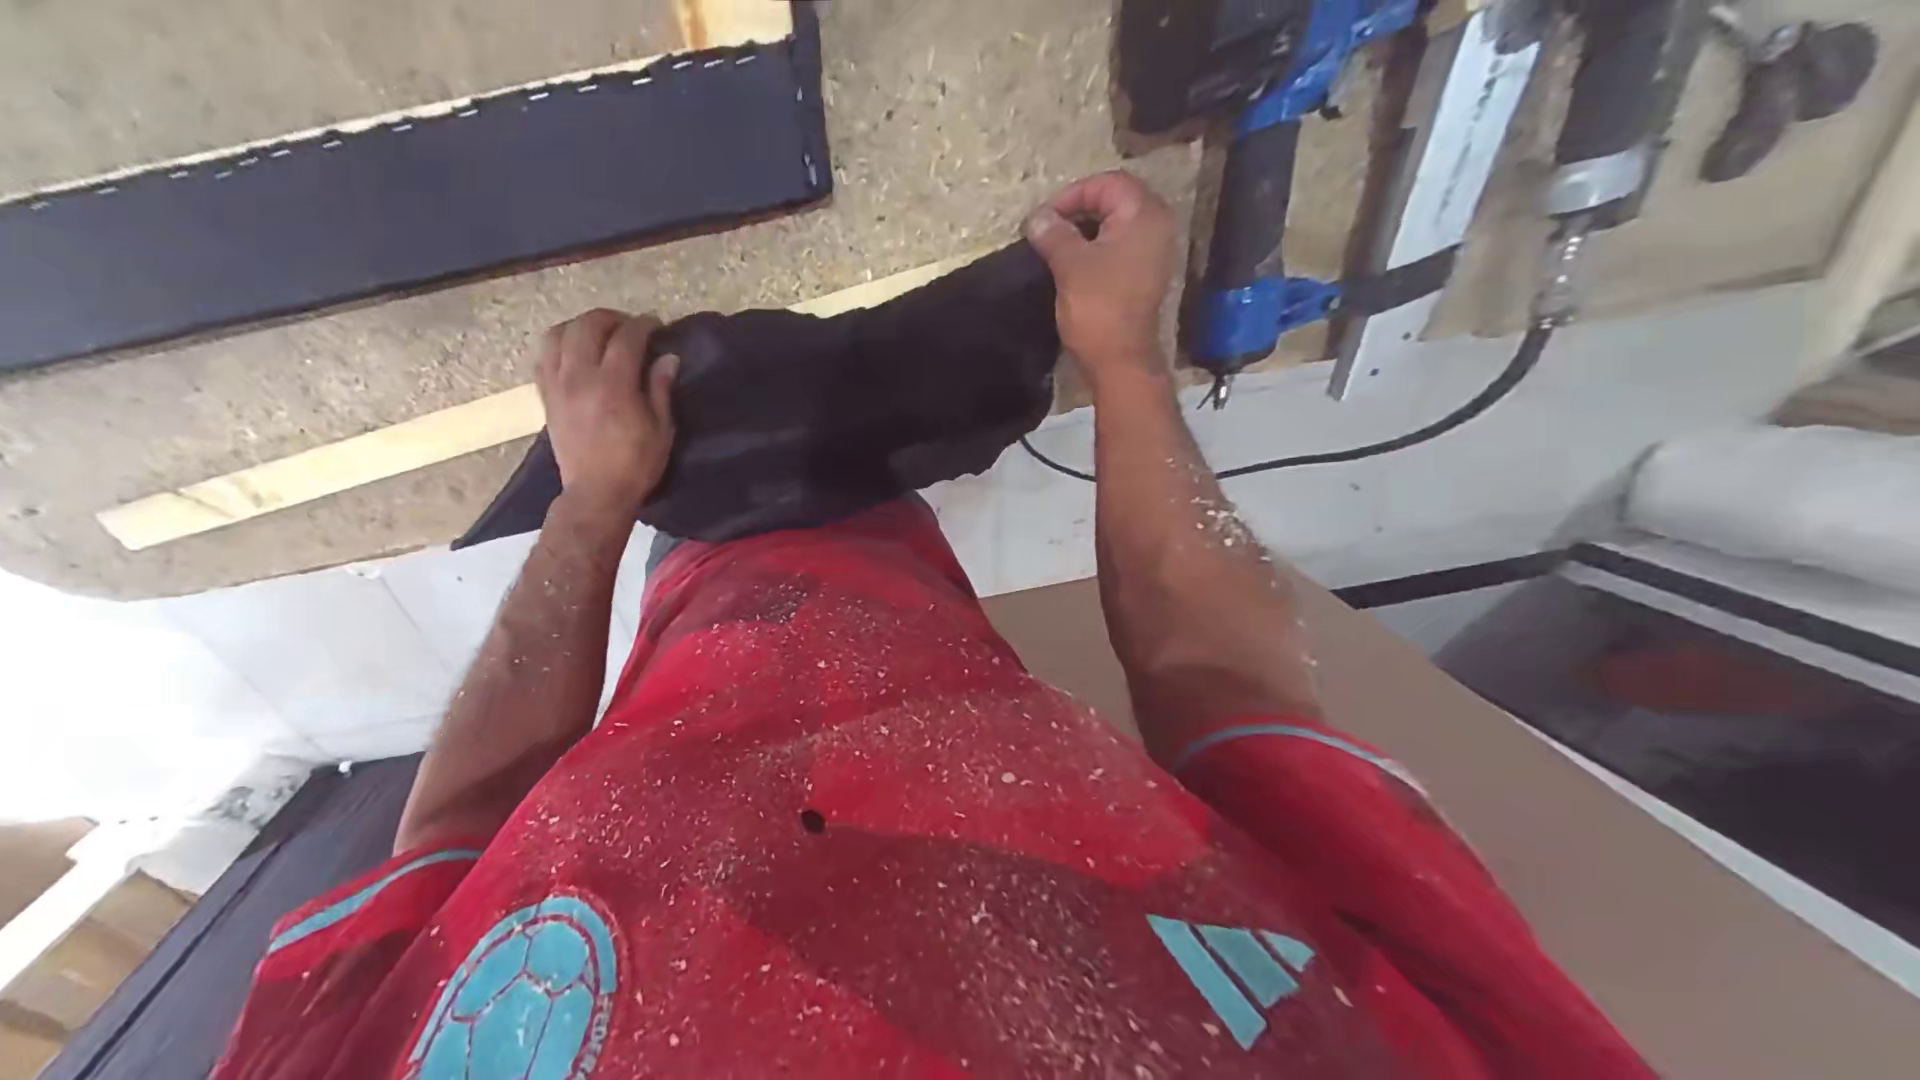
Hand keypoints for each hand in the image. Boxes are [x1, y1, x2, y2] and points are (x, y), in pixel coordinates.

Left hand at [535, 309, 678, 518]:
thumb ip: (660, 388)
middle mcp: (580, 377)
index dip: (644, 325)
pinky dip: (560, 344)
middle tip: (631, 327)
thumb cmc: (637, 464)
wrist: (597, 492)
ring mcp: (558, 384)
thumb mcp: (661, 428)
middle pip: (588, 326)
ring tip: (600, 334)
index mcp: (614, 385)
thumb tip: (668, 358)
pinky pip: (544, 355)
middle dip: (612, 318)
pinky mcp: (546, 395)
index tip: (657, 324)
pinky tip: (576, 352)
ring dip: (582, 326)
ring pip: (559, 333)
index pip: (626, 337)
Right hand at [1024, 171, 1176, 390]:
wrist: (1120, 360)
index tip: (1044, 218)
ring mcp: (1154, 253)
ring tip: (1055, 245)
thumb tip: (1037, 217)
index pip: (1107, 183)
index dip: (1072, 195)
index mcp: (1144, 215)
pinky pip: (1119, 247)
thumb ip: (1053, 233)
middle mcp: (1157, 227)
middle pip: (1115, 201)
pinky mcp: (1145, 275)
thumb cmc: (1098, 308)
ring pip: (1116, 225)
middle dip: (1079, 210)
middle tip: (1048, 228)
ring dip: (1085, 230)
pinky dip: (1096, 248)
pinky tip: (1072, 262)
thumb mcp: (1070, 265)